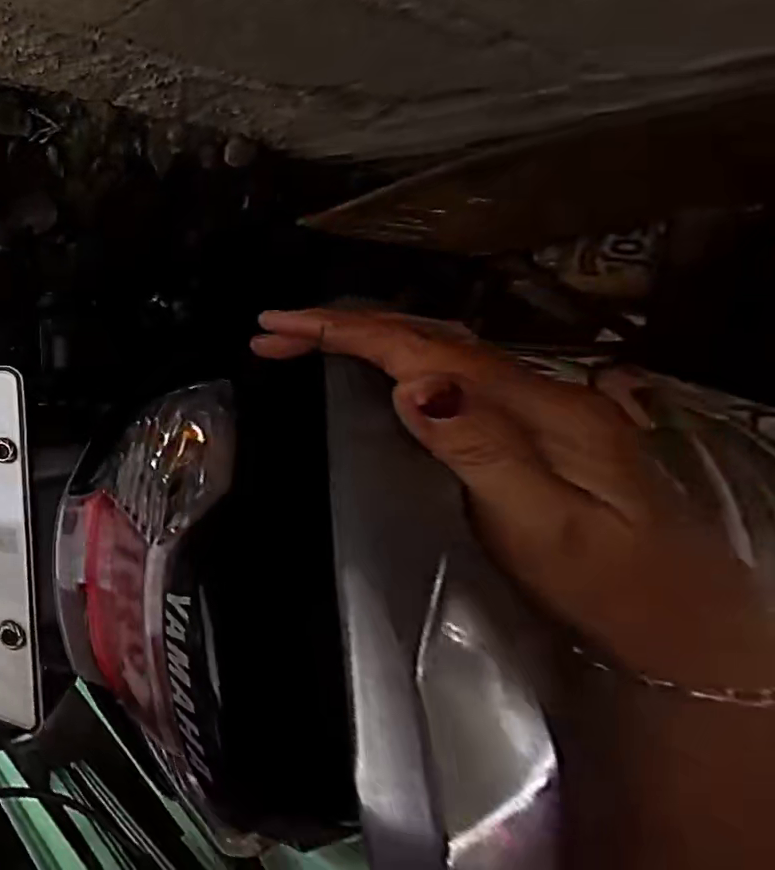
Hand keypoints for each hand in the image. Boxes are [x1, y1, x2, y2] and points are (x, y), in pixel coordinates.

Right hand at [253, 308, 774, 690]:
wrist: (689, 635)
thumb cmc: (611, 587)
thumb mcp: (542, 524)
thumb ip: (479, 448)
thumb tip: (414, 383)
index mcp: (542, 410)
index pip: (424, 350)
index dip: (343, 331)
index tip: (276, 326)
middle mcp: (541, 394)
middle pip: (427, 336)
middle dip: (341, 325)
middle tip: (271, 331)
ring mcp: (536, 409)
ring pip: (434, 348)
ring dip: (362, 335)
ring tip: (300, 338)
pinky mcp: (523, 427)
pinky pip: (444, 371)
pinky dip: (389, 356)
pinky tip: (365, 362)